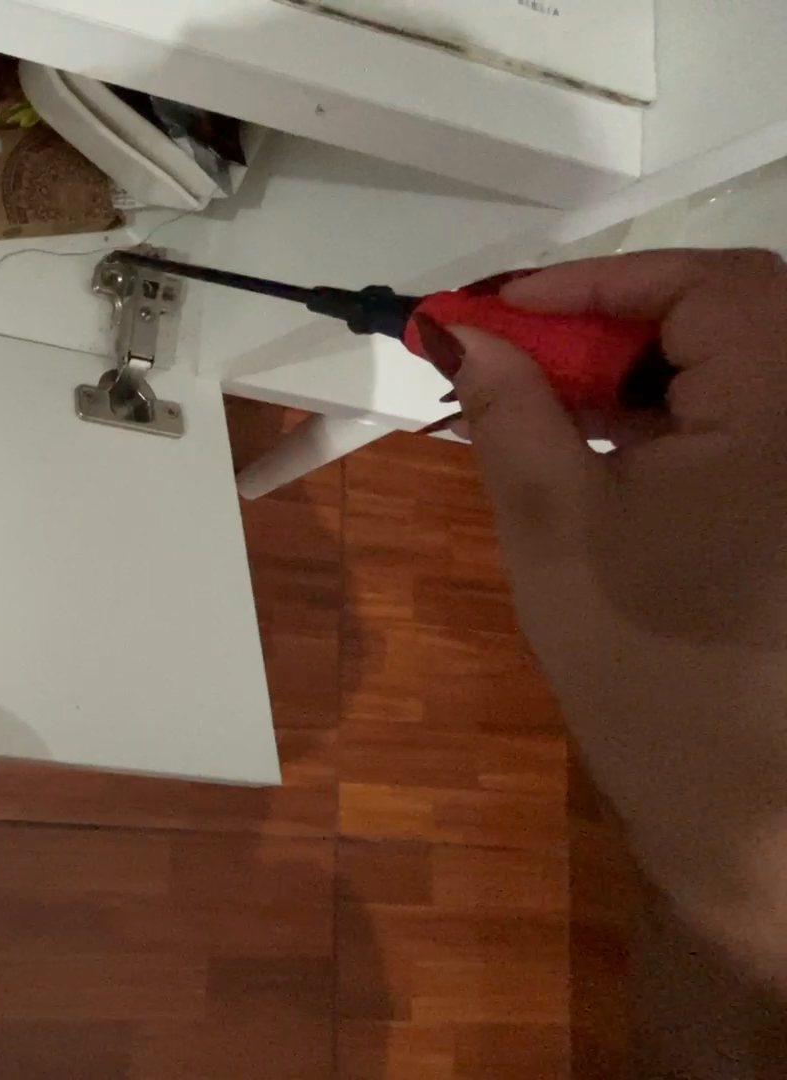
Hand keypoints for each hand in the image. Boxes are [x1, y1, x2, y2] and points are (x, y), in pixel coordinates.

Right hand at [432, 249, 786, 984]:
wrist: (737, 778)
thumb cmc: (636, 648)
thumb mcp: (550, 520)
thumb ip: (506, 413)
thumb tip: (457, 334)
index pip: (712, 284)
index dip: (593, 281)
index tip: (485, 308)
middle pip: (725, 315)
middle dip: (595, 325)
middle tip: (489, 361)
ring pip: (726, 363)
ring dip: (617, 368)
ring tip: (523, 408)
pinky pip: (734, 413)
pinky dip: (652, 409)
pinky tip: (585, 442)